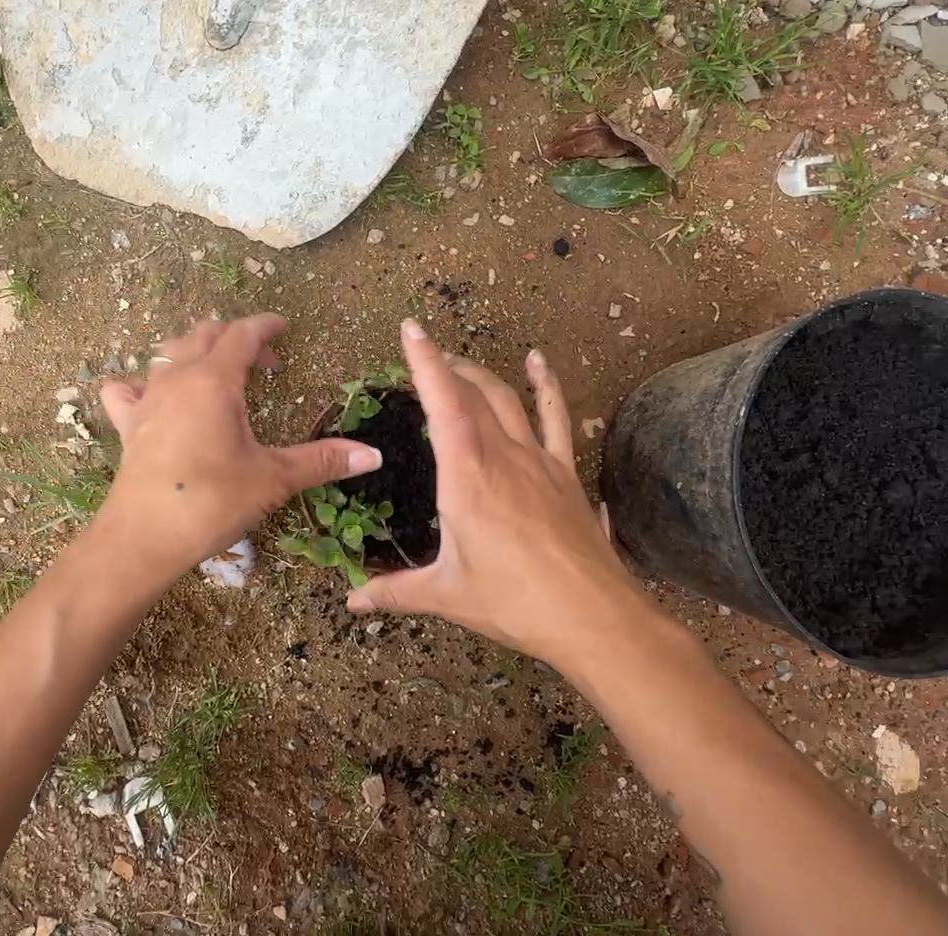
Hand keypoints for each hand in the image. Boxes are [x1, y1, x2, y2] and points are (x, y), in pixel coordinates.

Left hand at [96, 314, 381, 575]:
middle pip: (204, 334)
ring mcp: (147, 399)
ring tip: (217, 370)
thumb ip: (321, 461)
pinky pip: (127, 387)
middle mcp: (177, 379)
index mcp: (214, 381)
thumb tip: (373, 455)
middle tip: (264, 361)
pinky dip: (143, 381)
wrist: (143, 539)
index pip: (242, 334)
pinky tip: (154, 397)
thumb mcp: (273, 479)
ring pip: (168, 353)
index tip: (284, 326)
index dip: (265, 325)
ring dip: (194, 350)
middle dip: (236, 338)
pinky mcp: (127, 425)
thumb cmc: (212, 502)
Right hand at [347, 319, 647, 664]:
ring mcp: (539, 461)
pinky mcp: (564, 474)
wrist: (595, 618)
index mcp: (467, 477)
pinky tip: (540, 363)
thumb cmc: (515, 603)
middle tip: (423, 357)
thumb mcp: (447, 596)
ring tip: (460, 360)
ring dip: (480, 375)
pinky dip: (547, 385)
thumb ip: (395, 592)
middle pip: (472, 394)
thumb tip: (352, 601)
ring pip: (507, 399)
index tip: (410, 329)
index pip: (443, 403)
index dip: (425, 362)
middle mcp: (503, 456)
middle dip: (445, 367)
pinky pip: (555, 417)